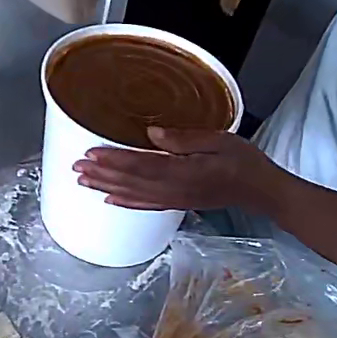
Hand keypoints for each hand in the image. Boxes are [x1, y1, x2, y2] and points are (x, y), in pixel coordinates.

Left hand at [72, 128, 285, 211]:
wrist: (261, 191)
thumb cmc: (245, 162)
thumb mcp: (221, 140)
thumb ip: (186, 138)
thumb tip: (152, 132)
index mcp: (186, 171)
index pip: (142, 164)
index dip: (114, 160)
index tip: (91, 153)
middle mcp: (175, 189)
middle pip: (131, 182)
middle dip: (101, 174)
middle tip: (75, 166)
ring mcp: (176, 200)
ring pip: (133, 194)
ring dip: (106, 187)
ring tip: (82, 181)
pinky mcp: (179, 204)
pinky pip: (146, 205)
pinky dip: (125, 203)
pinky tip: (109, 199)